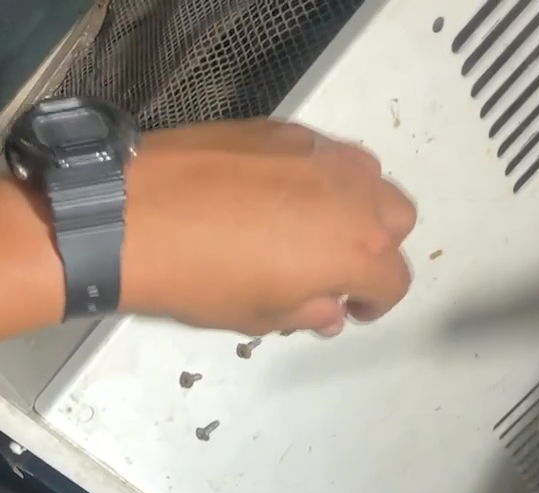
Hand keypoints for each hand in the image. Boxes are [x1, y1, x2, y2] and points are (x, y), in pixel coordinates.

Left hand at [119, 120, 416, 335]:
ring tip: (306, 232)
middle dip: (373, 250)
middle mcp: (356, 194)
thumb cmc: (202, 280)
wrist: (143, 217)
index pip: (393, 280)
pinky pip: (323, 156)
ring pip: (367, 180)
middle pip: (396, 222)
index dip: (375, 303)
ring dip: (351, 209)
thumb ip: (306, 312)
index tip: (351, 310)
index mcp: (357, 251)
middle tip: (331, 271)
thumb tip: (331, 311)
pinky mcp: (288, 130)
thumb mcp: (257, 315)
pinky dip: (316, 180)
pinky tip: (274, 199)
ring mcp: (324, 153)